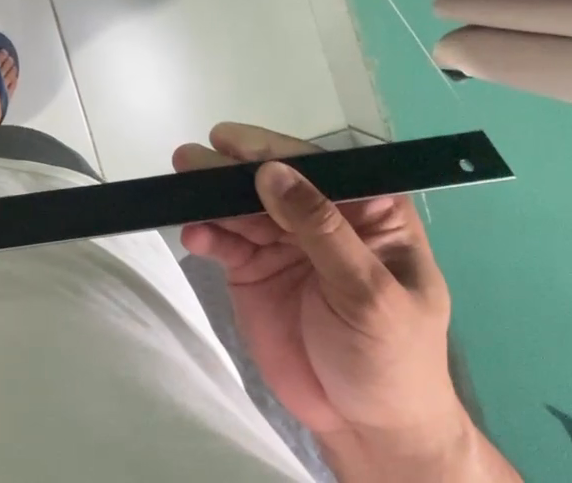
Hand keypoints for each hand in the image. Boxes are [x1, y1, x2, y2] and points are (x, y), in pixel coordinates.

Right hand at [174, 124, 515, 480]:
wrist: (365, 429)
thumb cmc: (391, 359)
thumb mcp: (368, 293)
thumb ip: (320, 230)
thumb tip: (271, 173)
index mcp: (368, 214)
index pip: (320, 168)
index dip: (276, 151)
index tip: (232, 143)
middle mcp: (321, 218)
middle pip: (269, 181)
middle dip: (230, 170)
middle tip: (189, 159)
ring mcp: (282, 243)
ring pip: (239, 206)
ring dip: (208, 197)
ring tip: (180, 188)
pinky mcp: (251, 268)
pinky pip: (223, 240)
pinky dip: (205, 234)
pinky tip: (193, 237)